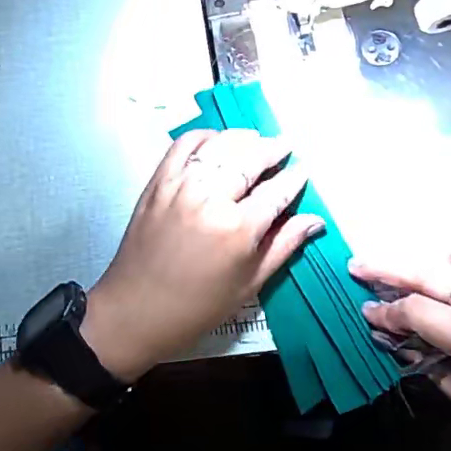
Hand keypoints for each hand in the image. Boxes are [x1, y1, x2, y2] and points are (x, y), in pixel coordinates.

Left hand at [83, 129, 321, 382]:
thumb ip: (284, 245)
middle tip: (286, 146)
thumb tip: (315, 220)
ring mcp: (180, 187)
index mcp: (237, 229)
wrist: (135, 312)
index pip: (276, 192)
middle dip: (273, 150)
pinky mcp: (157, 183)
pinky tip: (217, 141)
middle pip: (250, 160)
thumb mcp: (249, 283)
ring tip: (257, 139)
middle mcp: (210, 199)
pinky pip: (182, 147)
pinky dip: (202, 138)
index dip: (294, 179)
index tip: (305, 170)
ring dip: (242, 139)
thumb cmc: (198, 307)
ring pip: (219, 148)